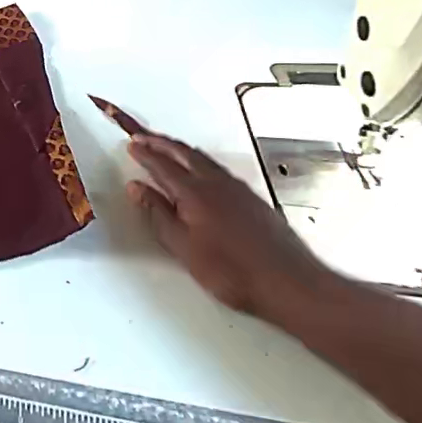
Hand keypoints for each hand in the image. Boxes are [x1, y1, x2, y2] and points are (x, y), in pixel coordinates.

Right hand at [125, 134, 341, 322]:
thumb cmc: (231, 271)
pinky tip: (200, 172)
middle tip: (143, 138)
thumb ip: (157, 214)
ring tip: (167, 149)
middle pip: (184, 152)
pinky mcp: (252, 199)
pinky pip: (218, 169)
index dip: (144, 153)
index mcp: (194, 192)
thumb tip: (136, 187)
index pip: (162, 164)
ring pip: (203, 159)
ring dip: (181, 149)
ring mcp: (238, 189)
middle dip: (161, 143)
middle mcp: (216, 182)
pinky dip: (199, 161)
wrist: (291, 284)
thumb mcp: (183, 247)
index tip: (131, 145)